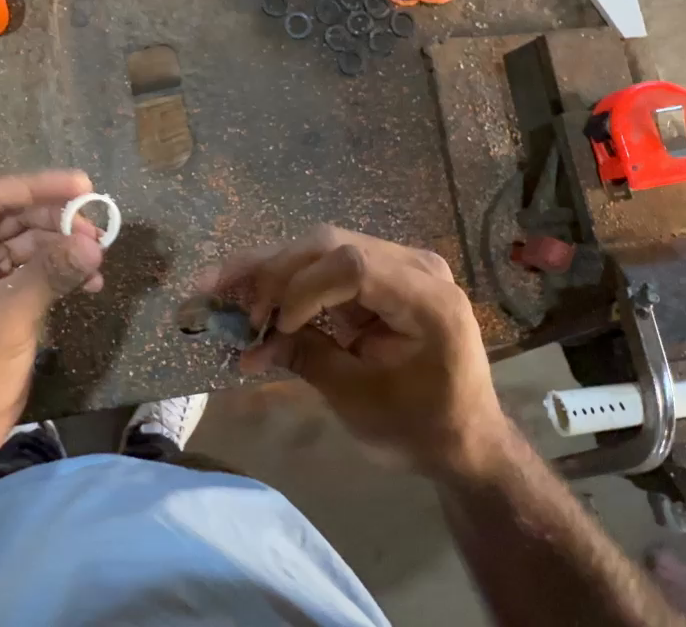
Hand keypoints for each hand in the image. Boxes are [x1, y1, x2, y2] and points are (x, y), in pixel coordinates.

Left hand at [0, 171, 104, 466]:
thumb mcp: (9, 316)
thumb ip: (53, 271)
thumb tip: (95, 241)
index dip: (41, 187)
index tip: (86, 186)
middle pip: (9, 217)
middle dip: (55, 223)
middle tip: (99, 231)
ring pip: (21, 244)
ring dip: (59, 250)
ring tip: (98, 261)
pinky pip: (23, 273)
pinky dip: (53, 274)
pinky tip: (87, 283)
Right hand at [207, 226, 506, 476]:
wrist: (466, 440)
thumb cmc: (421, 428)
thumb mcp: (359, 399)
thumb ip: (306, 357)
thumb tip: (246, 346)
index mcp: (427, 299)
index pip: (351, 266)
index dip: (301, 289)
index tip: (273, 327)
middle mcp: (415, 267)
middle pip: (328, 245)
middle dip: (272, 271)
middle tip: (223, 297)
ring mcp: (397, 265)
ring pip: (318, 248)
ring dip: (269, 270)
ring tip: (219, 287)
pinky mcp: (378, 274)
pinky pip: (324, 265)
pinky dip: (287, 282)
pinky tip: (249, 293)